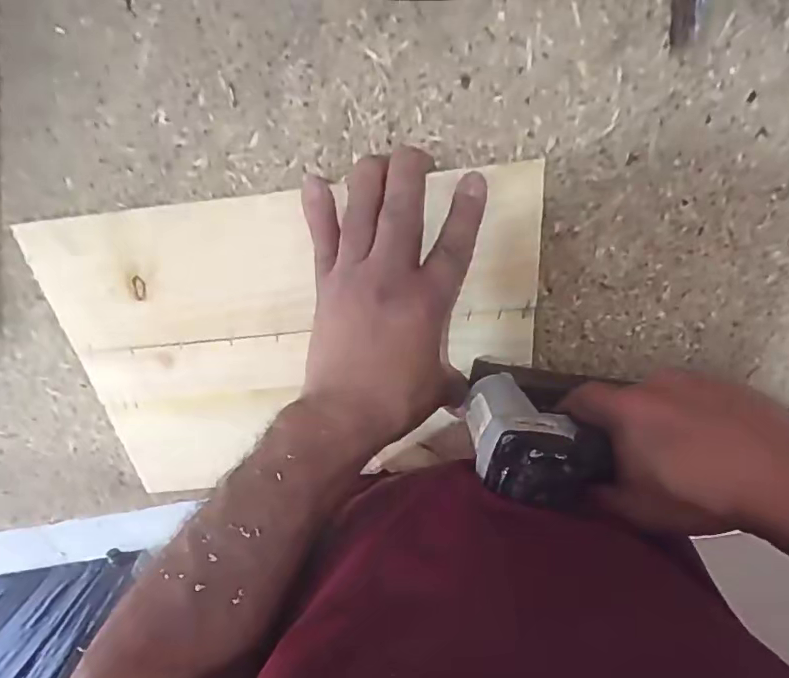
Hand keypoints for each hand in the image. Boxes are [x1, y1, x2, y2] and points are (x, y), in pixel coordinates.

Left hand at [298, 147, 486, 452]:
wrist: (342, 414)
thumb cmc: (398, 402)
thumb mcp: (439, 389)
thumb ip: (454, 381)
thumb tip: (465, 396)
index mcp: (428, 302)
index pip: (453, 247)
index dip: (467, 212)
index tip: (474, 179)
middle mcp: (392, 277)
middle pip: (402, 212)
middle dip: (410, 174)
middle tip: (417, 152)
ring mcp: (354, 276)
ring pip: (361, 214)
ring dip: (369, 180)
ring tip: (377, 157)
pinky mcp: (325, 286)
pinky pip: (322, 240)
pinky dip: (318, 210)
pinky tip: (314, 181)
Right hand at [561, 371, 788, 557]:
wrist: (784, 476)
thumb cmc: (704, 494)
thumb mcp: (639, 510)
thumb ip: (599, 497)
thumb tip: (584, 490)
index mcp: (628, 409)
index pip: (579, 398)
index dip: (566, 417)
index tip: (567, 438)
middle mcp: (659, 383)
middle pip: (622, 400)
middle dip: (617, 428)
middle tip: (627, 463)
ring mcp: (698, 380)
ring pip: (661, 400)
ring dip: (657, 423)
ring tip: (675, 461)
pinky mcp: (730, 386)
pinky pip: (695, 401)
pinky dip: (690, 420)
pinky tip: (709, 451)